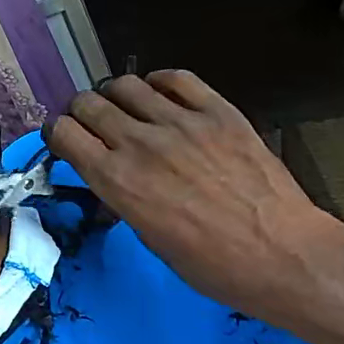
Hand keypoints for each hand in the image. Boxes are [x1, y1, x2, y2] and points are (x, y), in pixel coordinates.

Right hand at [45, 71, 343, 321]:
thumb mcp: (148, 237)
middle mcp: (139, 143)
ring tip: (129, 110)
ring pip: (124, 84)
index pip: (63, 131)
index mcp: (117, 180)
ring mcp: (181, 122)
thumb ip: (120, 194)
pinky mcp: (217, 111)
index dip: (58, 134)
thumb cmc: (212, 265)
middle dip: (81, 112)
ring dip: (116, 96)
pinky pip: (176, 78)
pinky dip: (160, 84)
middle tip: (94, 125)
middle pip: (87, 102)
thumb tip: (109, 172)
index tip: (66, 141)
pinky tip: (163, 98)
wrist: (285, 255)